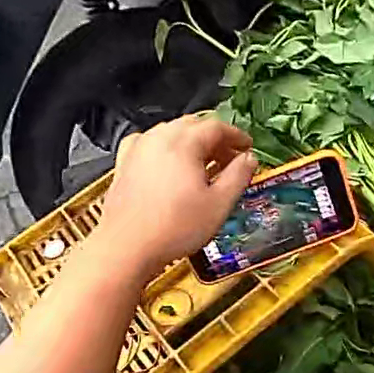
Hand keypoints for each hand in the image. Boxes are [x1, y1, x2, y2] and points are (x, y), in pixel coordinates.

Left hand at [93, 112, 255, 277]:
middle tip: (229, 158)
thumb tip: (249, 159)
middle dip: (215, 139)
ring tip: (203, 166)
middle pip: (193, 126)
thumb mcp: (218, 205)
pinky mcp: (124, 164)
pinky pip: (148, 145)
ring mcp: (138, 149)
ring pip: (170, 133)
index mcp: (184, 143)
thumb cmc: (173, 228)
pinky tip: (168, 165)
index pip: (216, 127)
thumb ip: (238, 177)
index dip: (236, 135)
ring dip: (191, 144)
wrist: (127, 246)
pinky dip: (164, 150)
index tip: (247, 147)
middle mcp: (159, 138)